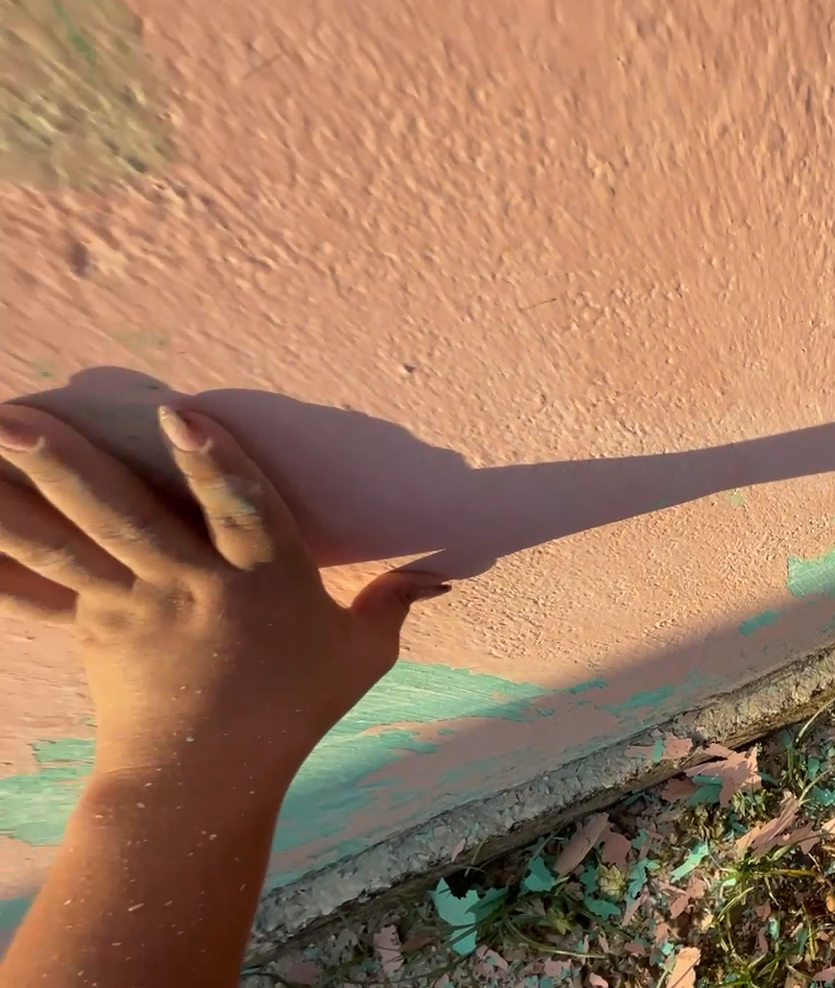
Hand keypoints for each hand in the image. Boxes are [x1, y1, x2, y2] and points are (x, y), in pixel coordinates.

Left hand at [0, 403, 445, 784]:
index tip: (179, 415)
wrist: (207, 772)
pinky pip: (35, 589)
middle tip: (15, 416)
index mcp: (266, 581)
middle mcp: (194, 585)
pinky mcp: (94, 632)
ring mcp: (132, 609)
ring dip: (19, 496)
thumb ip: (393, 602)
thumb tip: (440, 576)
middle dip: (72, 464)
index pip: (242, 508)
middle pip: (129, 516)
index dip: (216, 461)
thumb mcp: (366, 651)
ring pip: (69, 543)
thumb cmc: (299, 703)